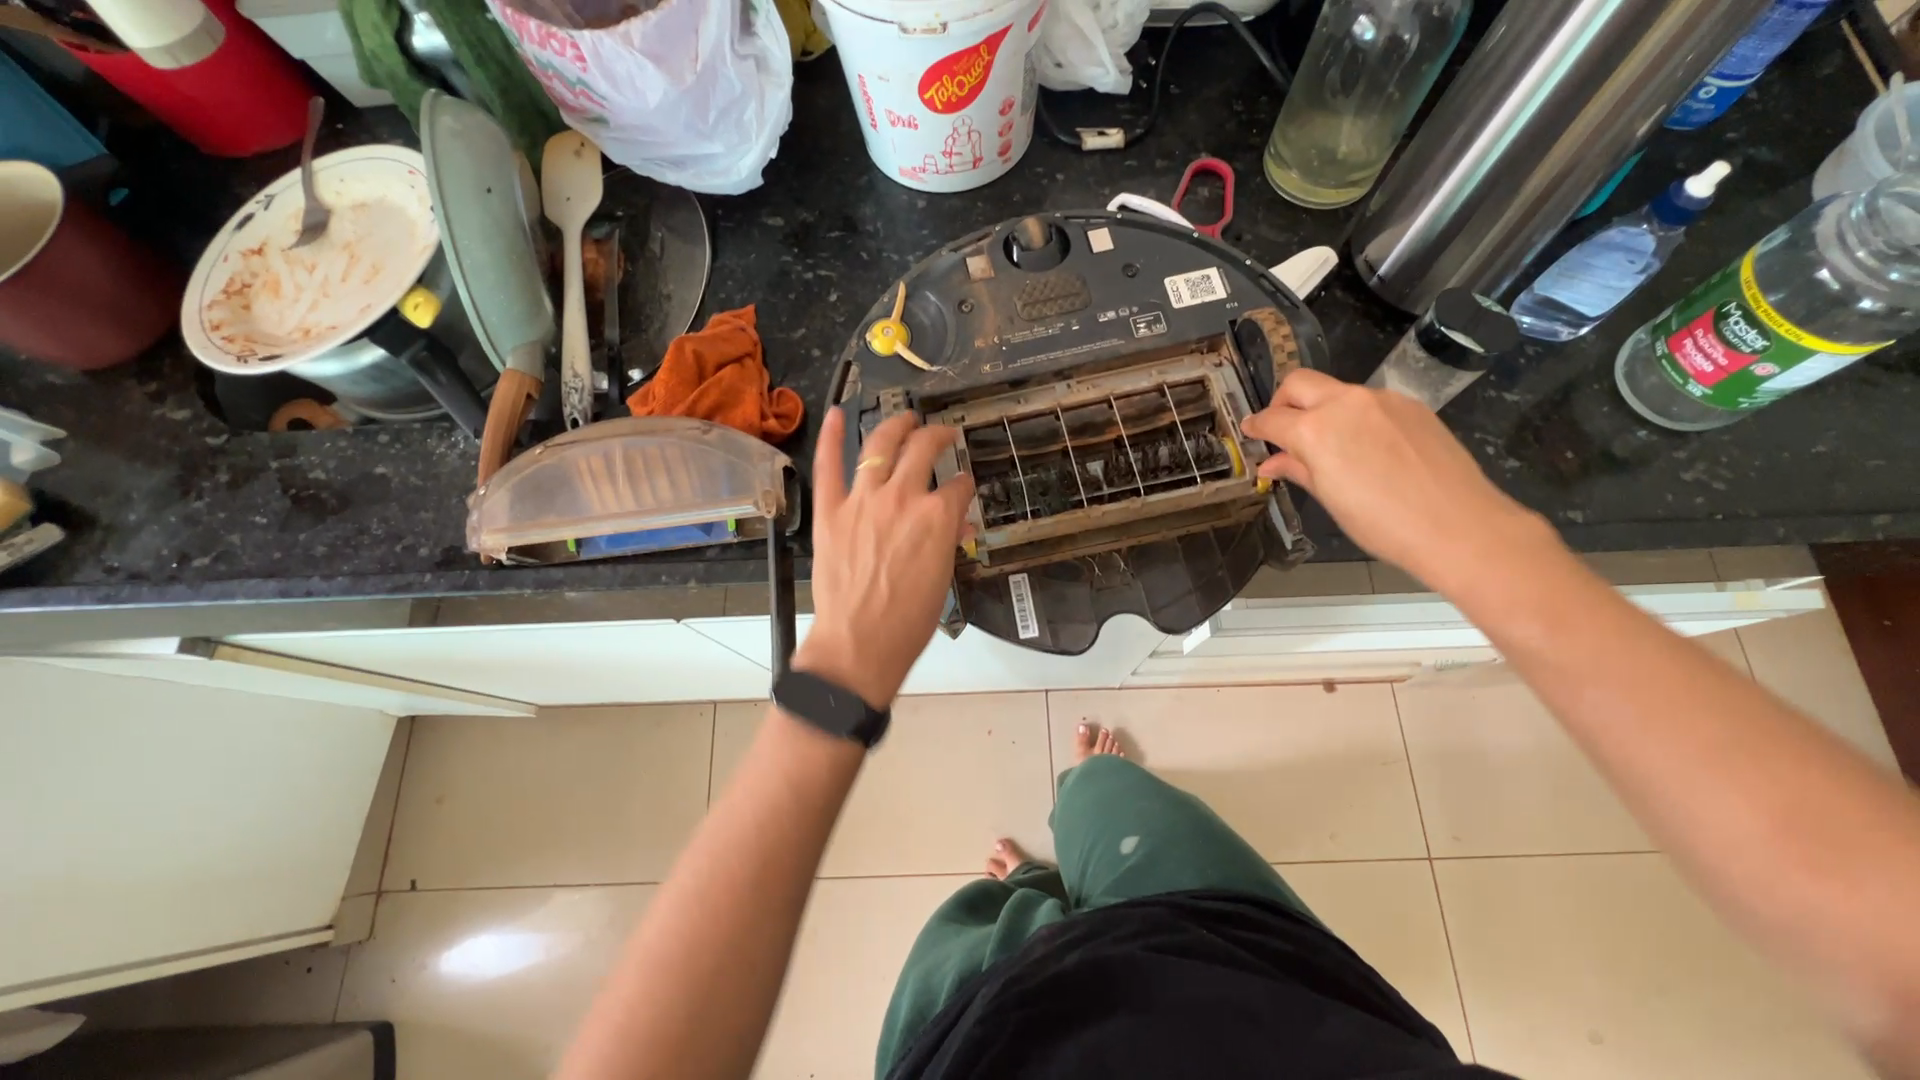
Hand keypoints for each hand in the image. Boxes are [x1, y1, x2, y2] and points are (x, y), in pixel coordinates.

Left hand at [796, 408, 974, 707]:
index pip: (957, 486)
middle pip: (923, 450)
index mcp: (936, 517)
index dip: (964, 482)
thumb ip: (948, 540)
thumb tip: (956, 521)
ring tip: (905, 418)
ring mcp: (862, 500)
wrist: (859, 644)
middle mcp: (902, 498)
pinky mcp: (830, 511)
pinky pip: (829, 466)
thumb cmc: (908, 622)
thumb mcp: (942, 578)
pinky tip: (837, 415)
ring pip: (880, 445)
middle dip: (937, 435)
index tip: (964, 483)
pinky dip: (831, 438)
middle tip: (941, 433)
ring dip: (896, 426)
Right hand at [1241, 368, 1556, 590]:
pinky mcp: (1411, 406)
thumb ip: (1298, 470)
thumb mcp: (1331, 498)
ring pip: (1338, 392)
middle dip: (1283, 401)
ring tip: (1331, 447)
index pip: (1272, 418)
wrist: (1458, 524)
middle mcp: (1345, 403)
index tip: (1249, 430)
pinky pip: (1371, 403)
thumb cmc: (1382, 523)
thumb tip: (1271, 463)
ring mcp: (1382, 400)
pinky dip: (1356, 418)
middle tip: (1282, 428)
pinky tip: (1369, 449)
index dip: (1256, 425)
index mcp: (1316, 429)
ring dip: (1323, 410)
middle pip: (1299, 383)